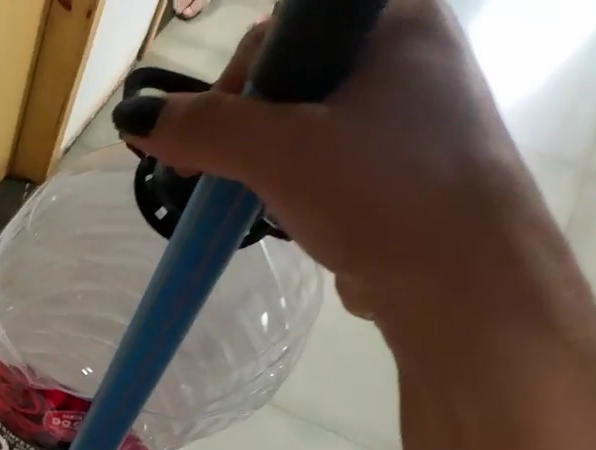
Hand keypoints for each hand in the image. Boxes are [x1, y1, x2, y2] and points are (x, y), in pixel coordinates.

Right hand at [118, 0, 572, 330]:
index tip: (204, 145)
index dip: (230, 86)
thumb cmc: (380, 193)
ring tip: (260, 203)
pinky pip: (328, 160)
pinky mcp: (405, 164)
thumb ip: (204, 128)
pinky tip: (295, 215)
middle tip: (217, 179)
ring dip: (266, 165)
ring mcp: (411, 112)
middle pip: (289, 79)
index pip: (281, 33)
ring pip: (305, 125)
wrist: (462, 278)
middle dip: (244, 132)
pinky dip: (298, 185)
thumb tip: (132, 116)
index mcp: (395, 22)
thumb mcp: (279, 153)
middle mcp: (410, 53)